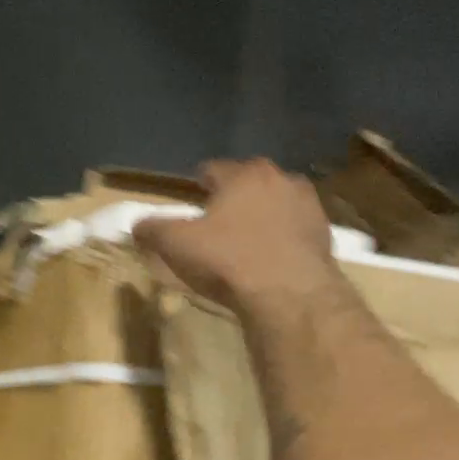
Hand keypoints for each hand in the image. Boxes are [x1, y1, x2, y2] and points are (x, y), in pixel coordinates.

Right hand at [132, 159, 342, 311]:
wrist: (287, 291)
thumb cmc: (226, 259)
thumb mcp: (175, 245)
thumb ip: (153, 229)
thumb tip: (136, 224)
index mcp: (244, 176)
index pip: (213, 169)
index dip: (197, 183)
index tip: (189, 198)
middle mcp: (280, 178)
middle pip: (247, 181)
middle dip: (230, 195)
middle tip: (212, 218)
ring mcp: (306, 202)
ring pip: (272, 200)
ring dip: (257, 212)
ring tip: (240, 237)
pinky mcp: (322, 228)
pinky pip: (290, 223)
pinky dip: (276, 232)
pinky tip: (263, 254)